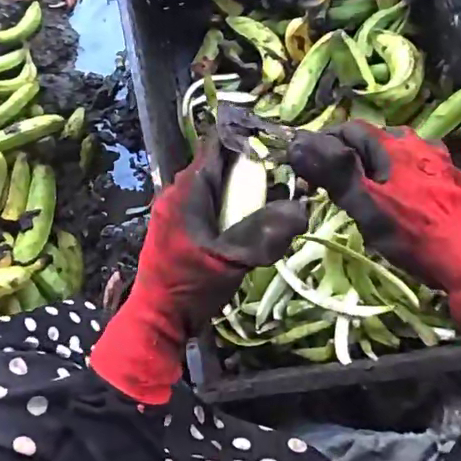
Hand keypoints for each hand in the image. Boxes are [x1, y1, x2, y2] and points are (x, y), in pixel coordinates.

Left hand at [89, 134, 307, 404]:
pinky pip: (208, 204)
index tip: (279, 147)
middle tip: (283, 182)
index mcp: (188, 189)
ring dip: (241, 193)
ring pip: (216, 186)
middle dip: (250, 171)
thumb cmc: (190, 285)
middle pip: (219, 165)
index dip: (248, 141)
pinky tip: (247, 226)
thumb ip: (265, 232)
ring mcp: (175, 208)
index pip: (218, 145)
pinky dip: (228, 209)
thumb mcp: (232, 259)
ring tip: (270, 204)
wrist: (157, 319)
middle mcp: (178, 191)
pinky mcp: (178, 225)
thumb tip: (302, 208)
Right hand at [290, 122, 460, 352]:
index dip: (324, 145)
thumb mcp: (364, 203)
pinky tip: (405, 206)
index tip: (310, 170)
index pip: (347, 128)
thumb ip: (332, 170)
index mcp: (392, 143)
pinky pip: (422, 174)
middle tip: (337, 188)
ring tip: (369, 199)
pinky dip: (405, 183)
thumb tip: (298, 143)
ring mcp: (442, 162)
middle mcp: (419, 143)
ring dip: (379, 171)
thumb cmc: (412, 232)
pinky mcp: (459, 182)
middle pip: (373, 142)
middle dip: (351, 159)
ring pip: (399, 158)